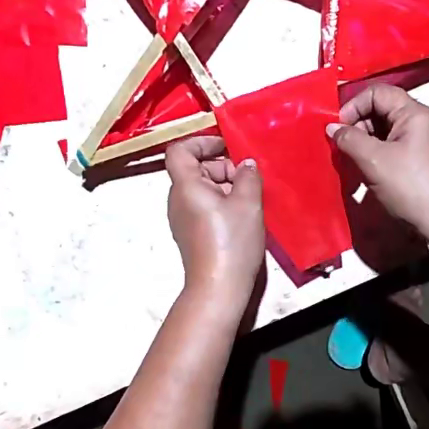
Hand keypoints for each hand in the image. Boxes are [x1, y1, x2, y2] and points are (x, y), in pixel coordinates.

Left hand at [165, 136, 264, 296]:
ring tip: (250, 198)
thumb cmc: (231, 242)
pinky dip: (223, 202)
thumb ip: (248, 176)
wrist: (219, 287)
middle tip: (249, 179)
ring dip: (227, 186)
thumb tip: (246, 164)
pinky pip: (205, 205)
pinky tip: (243, 216)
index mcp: (186, 186)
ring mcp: (183, 217)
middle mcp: (178, 199)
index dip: (202, 142)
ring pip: (203, 188)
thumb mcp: (248, 203)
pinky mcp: (192, 232)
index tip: (227, 147)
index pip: (180, 150)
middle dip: (223, 166)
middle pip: (196, 168)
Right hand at [328, 85, 428, 236]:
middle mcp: (424, 122)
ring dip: (368, 144)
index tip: (339, 130)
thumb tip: (332, 128)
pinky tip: (371, 175)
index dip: (354, 106)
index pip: (378, 93)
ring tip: (355, 164)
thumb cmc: (411, 186)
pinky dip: (380, 156)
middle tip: (344, 149)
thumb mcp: (374, 161)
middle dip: (359, 126)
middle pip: (383, 111)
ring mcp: (428, 142)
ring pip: (389, 132)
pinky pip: (398, 149)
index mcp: (415, 113)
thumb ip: (350, 140)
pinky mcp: (427, 161)